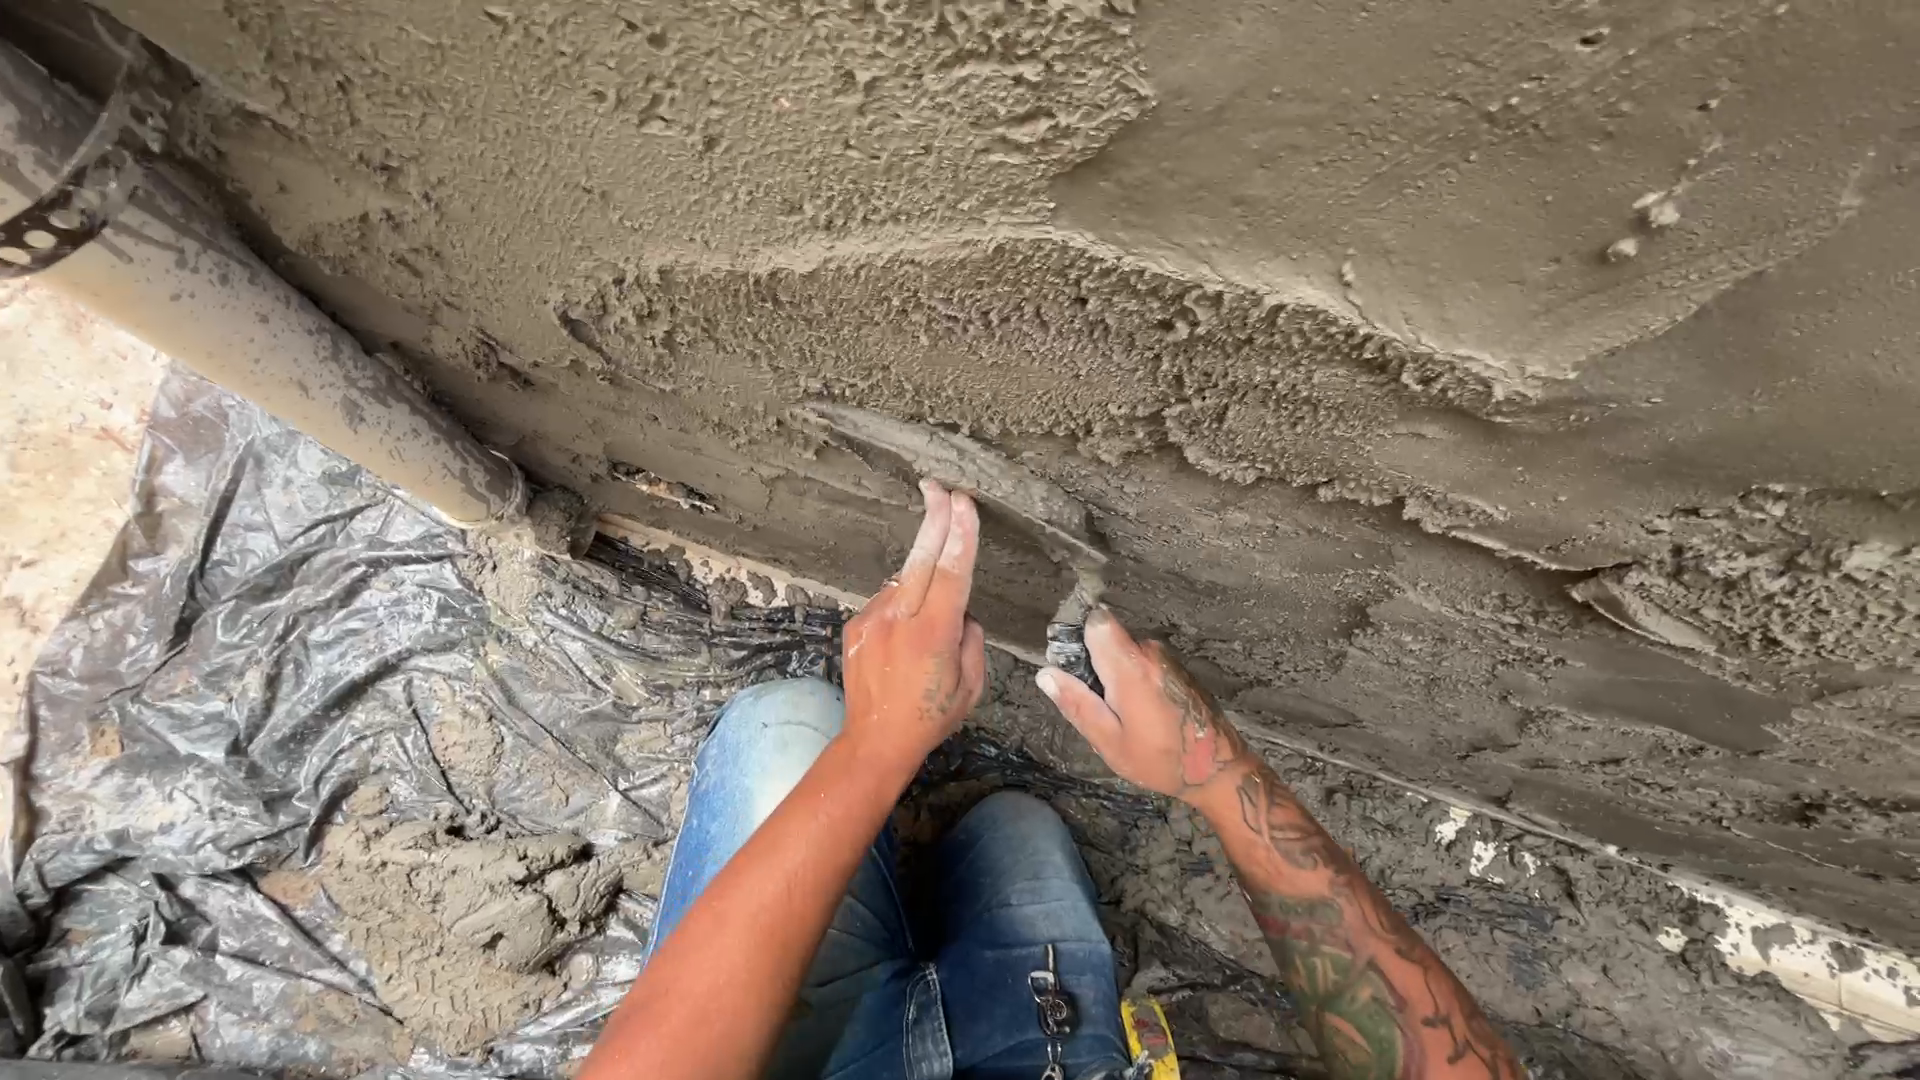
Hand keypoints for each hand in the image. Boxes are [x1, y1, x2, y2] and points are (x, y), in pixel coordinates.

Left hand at [840, 479, 987, 774]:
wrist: (874, 739)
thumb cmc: (930, 716)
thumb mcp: (971, 684)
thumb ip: (970, 638)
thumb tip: (961, 612)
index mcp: (933, 635)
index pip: (952, 574)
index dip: (960, 534)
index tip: (963, 503)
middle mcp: (899, 620)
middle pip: (921, 558)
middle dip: (934, 518)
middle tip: (938, 486)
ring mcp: (872, 620)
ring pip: (904, 580)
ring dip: (921, 573)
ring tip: (926, 608)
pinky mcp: (855, 624)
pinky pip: (888, 600)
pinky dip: (903, 603)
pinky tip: (905, 635)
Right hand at [1035, 607, 1252, 806]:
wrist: (1218, 769)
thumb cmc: (1159, 759)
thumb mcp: (1109, 740)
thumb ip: (1077, 704)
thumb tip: (1045, 674)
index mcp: (1131, 667)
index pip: (1097, 621)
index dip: (1078, 638)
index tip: (1073, 667)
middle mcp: (1150, 652)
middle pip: (1108, 637)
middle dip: (1095, 663)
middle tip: (1098, 704)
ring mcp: (1167, 658)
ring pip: (1125, 650)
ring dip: (1115, 674)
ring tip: (1122, 713)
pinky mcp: (1177, 667)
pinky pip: (1142, 661)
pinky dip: (1134, 678)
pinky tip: (1142, 711)